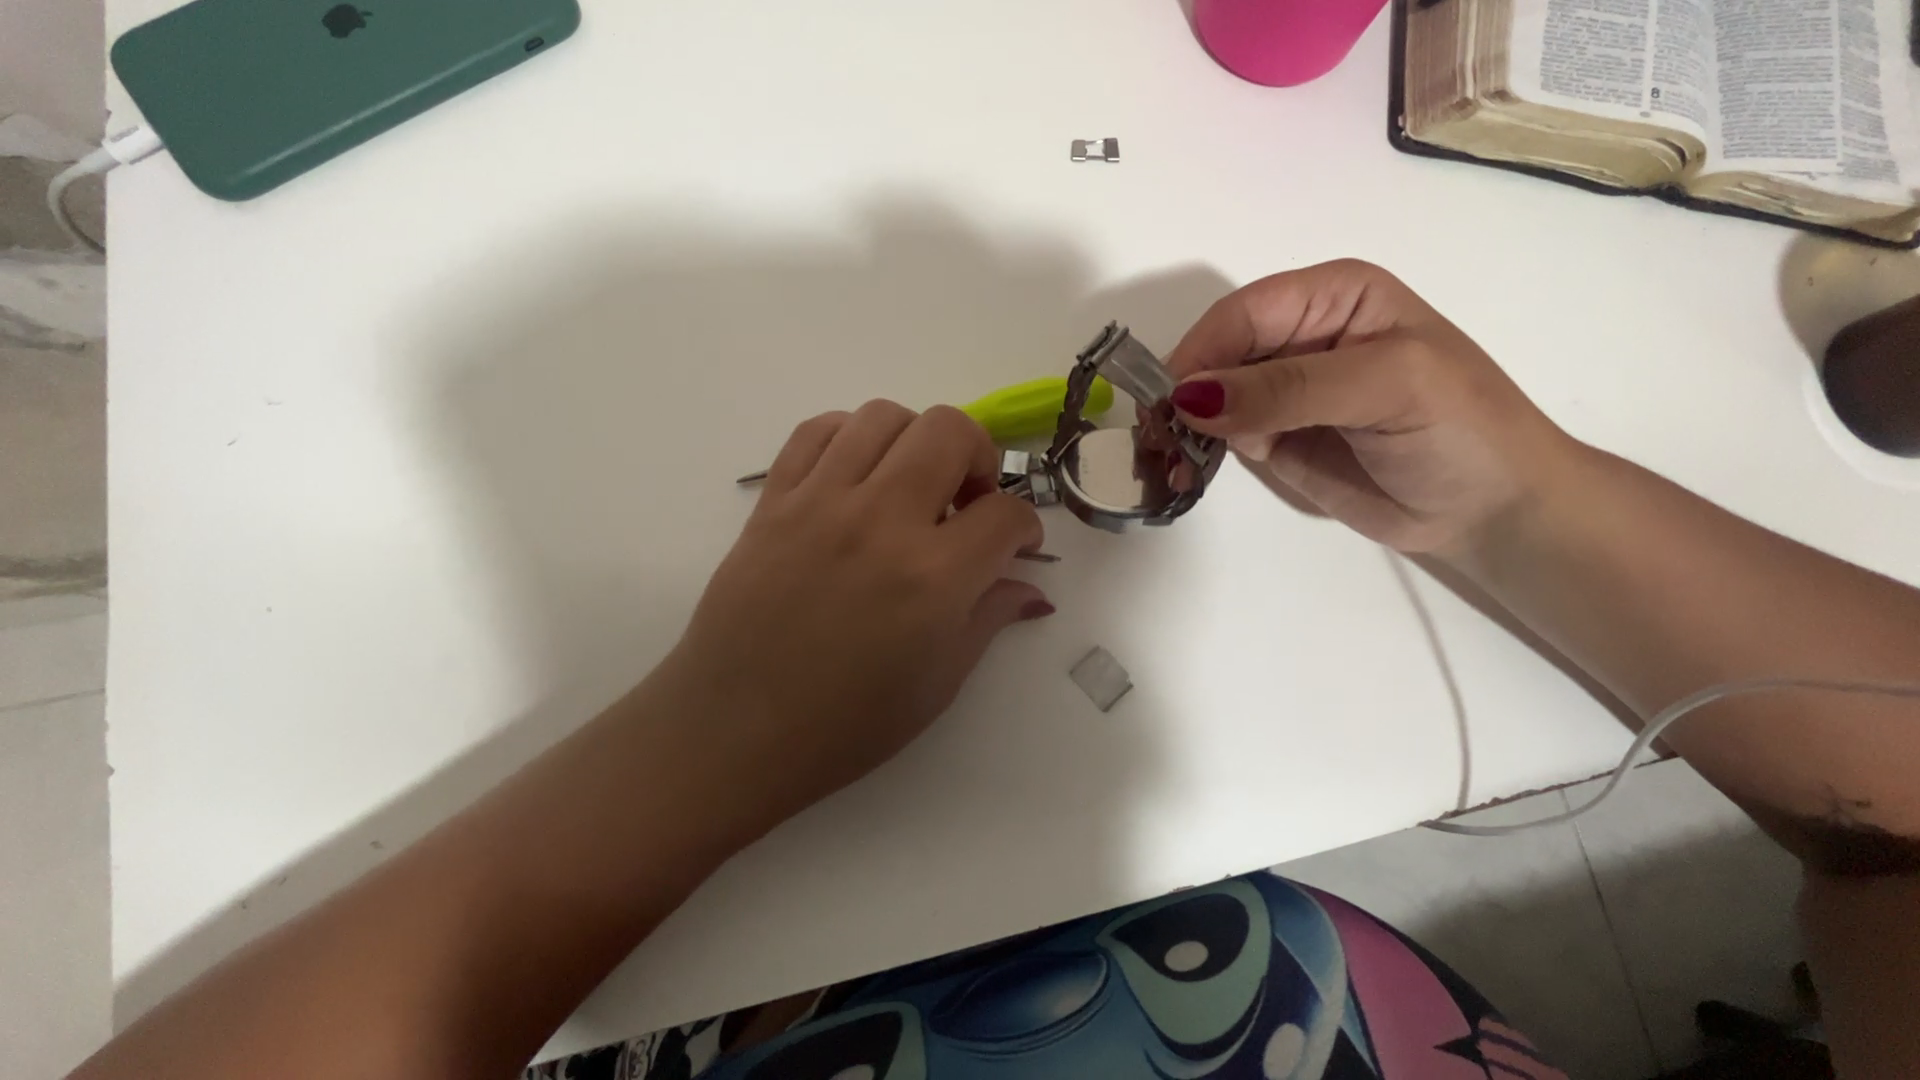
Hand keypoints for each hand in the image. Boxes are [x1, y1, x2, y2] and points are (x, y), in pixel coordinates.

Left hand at [659, 401, 1051, 829]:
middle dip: (979, 457)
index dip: (1024, 526)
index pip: (1005, 513)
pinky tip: (855, 477)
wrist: (735, 731)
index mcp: (932, 577)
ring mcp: (820, 502)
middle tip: (967, 501)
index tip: (1015, 545)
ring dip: (915, 441)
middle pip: (951, 431)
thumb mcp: (938, 684)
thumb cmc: (846, 725)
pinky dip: (848, 437)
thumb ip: (988, 619)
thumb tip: (1033, 590)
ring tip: (910, 485)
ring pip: (884, 416)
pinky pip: (816, 430)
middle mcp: (880, 521)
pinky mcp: (773, 501)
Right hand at [1165, 260, 1579, 556]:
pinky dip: (1194, 451)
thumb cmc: (1459, 429)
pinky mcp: (1272, 438)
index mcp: (1331, 297)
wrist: (1490, 511)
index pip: (1244, 313)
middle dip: (1182, 392)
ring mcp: (1281, 391)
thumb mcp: (1385, 388)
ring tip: (1165, 463)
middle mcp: (1298, 336)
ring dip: (1180, 426)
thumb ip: (1289, 388)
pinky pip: (1218, 435)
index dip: (1202, 351)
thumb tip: (1190, 396)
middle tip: (1154, 440)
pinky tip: (1182, 472)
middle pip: (1215, 352)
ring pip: (1207, 396)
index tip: (1171, 403)